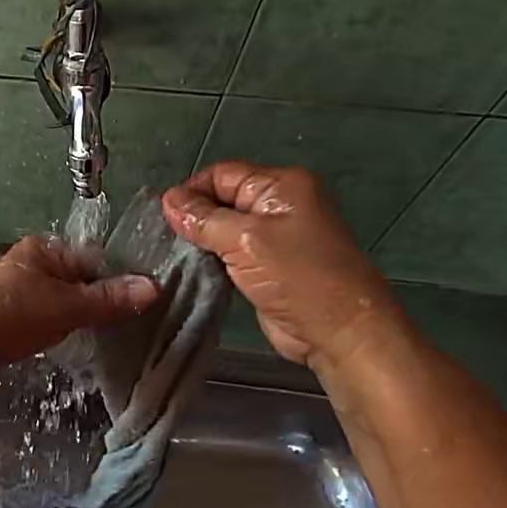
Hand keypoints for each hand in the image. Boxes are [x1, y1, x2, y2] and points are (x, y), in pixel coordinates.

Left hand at [0, 236, 158, 369]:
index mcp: (44, 248)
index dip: (115, 279)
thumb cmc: (13, 314)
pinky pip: (44, 315)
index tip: (137, 301)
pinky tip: (68, 340)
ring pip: (60, 298)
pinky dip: (58, 325)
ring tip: (101, 333)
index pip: (93, 258)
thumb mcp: (68, 306)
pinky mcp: (6, 314)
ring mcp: (15, 289)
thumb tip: (154, 287)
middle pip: (76, 278)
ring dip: (77, 314)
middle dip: (96, 298)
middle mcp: (29, 262)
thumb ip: (110, 299)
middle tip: (123, 320)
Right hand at [163, 162, 405, 371]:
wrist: (341, 333)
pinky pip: (234, 253)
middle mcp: (280, 204)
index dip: (193, 191)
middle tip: (165, 239)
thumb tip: (168, 199)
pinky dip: (215, 259)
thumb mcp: (246, 241)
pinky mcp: (271, 265)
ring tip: (174, 254)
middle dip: (196, 216)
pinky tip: (193, 268)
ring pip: (227, 228)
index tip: (165, 216)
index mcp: (282, 184)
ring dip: (204, 241)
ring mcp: (277, 236)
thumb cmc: (298, 277)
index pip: (224, 174)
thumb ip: (204, 219)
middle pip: (224, 199)